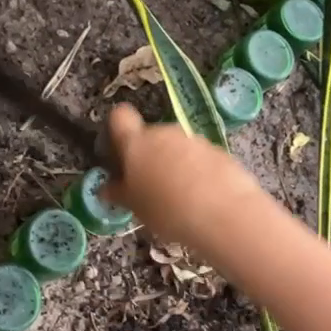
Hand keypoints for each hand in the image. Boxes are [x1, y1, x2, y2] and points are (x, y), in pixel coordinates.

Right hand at [103, 104, 268, 260]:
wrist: (224, 213)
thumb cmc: (167, 210)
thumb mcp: (135, 208)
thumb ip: (119, 193)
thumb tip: (106, 188)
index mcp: (137, 143)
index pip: (120, 117)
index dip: (117, 128)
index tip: (120, 150)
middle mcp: (164, 133)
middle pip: (151, 136)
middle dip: (149, 156)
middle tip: (150, 186)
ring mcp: (193, 140)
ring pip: (176, 148)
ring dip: (175, 164)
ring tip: (180, 197)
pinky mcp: (218, 151)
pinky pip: (200, 158)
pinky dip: (198, 172)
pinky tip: (203, 197)